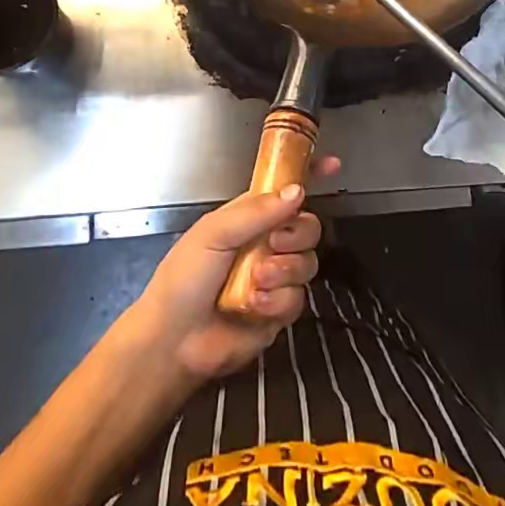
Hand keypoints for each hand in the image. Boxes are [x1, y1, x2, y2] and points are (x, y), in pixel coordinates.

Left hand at [127, 157, 339, 383]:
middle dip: (297, 234)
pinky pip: (298, 298)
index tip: (331, 165)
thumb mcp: (213, 233)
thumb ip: (256, 211)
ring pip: (307, 263)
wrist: (173, 340)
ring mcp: (274, 277)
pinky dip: (277, 301)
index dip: (308, 175)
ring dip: (283, 271)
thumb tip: (297, 191)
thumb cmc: (182, 279)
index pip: (283, 190)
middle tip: (274, 243)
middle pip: (308, 227)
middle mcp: (264, 244)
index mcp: (247, 217)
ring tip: (256, 281)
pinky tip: (254, 306)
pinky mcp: (279, 310)